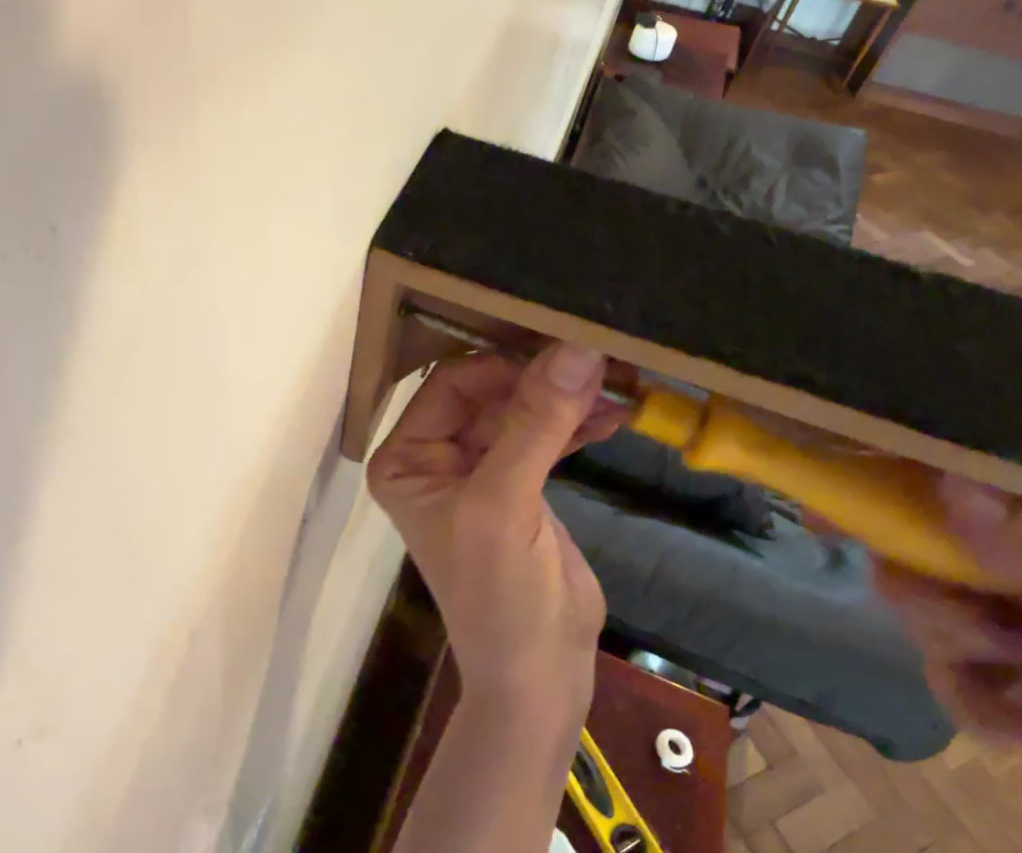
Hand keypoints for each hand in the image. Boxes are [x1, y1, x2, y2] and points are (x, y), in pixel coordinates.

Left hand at [368, 343, 625, 710]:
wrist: (540, 673)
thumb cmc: (500, 593)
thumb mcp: (506, 504)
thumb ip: (537, 424)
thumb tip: (576, 349)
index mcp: (405, 459)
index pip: (449, 384)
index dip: (502, 364)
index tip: (562, 350)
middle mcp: (434, 458)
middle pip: (488, 392)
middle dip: (540, 378)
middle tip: (598, 359)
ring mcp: (479, 471)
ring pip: (521, 411)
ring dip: (566, 400)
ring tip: (616, 386)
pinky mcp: (520, 486)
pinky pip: (545, 437)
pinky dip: (576, 425)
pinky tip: (613, 416)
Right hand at [878, 477, 1021, 852]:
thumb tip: (944, 480)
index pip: (983, 475)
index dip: (903, 479)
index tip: (833, 502)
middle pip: (935, 545)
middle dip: (940, 597)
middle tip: (981, 637)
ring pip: (937, 609)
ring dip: (962, 657)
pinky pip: (959, 675)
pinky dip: (982, 709)